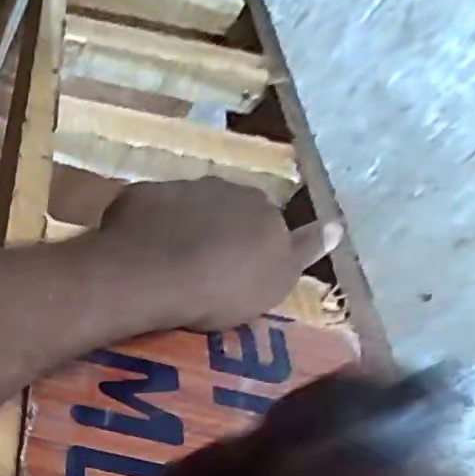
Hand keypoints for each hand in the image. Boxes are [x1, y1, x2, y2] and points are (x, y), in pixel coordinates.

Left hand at [90, 179, 340, 330]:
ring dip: (180, 228)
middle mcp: (224, 188)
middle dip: (216, 231)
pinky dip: (145, 228)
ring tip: (165, 264)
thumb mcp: (277, 280)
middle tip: (201, 268)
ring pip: (185, 207)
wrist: (158, 273)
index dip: (252, 245)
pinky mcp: (140, 197)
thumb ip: (304, 251)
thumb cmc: (224, 287)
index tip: (238, 269)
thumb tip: (337, 226)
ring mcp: (179, 189)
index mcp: (262, 209)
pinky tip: (138, 252)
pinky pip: (147, 211)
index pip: (266, 222)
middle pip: (224, 209)